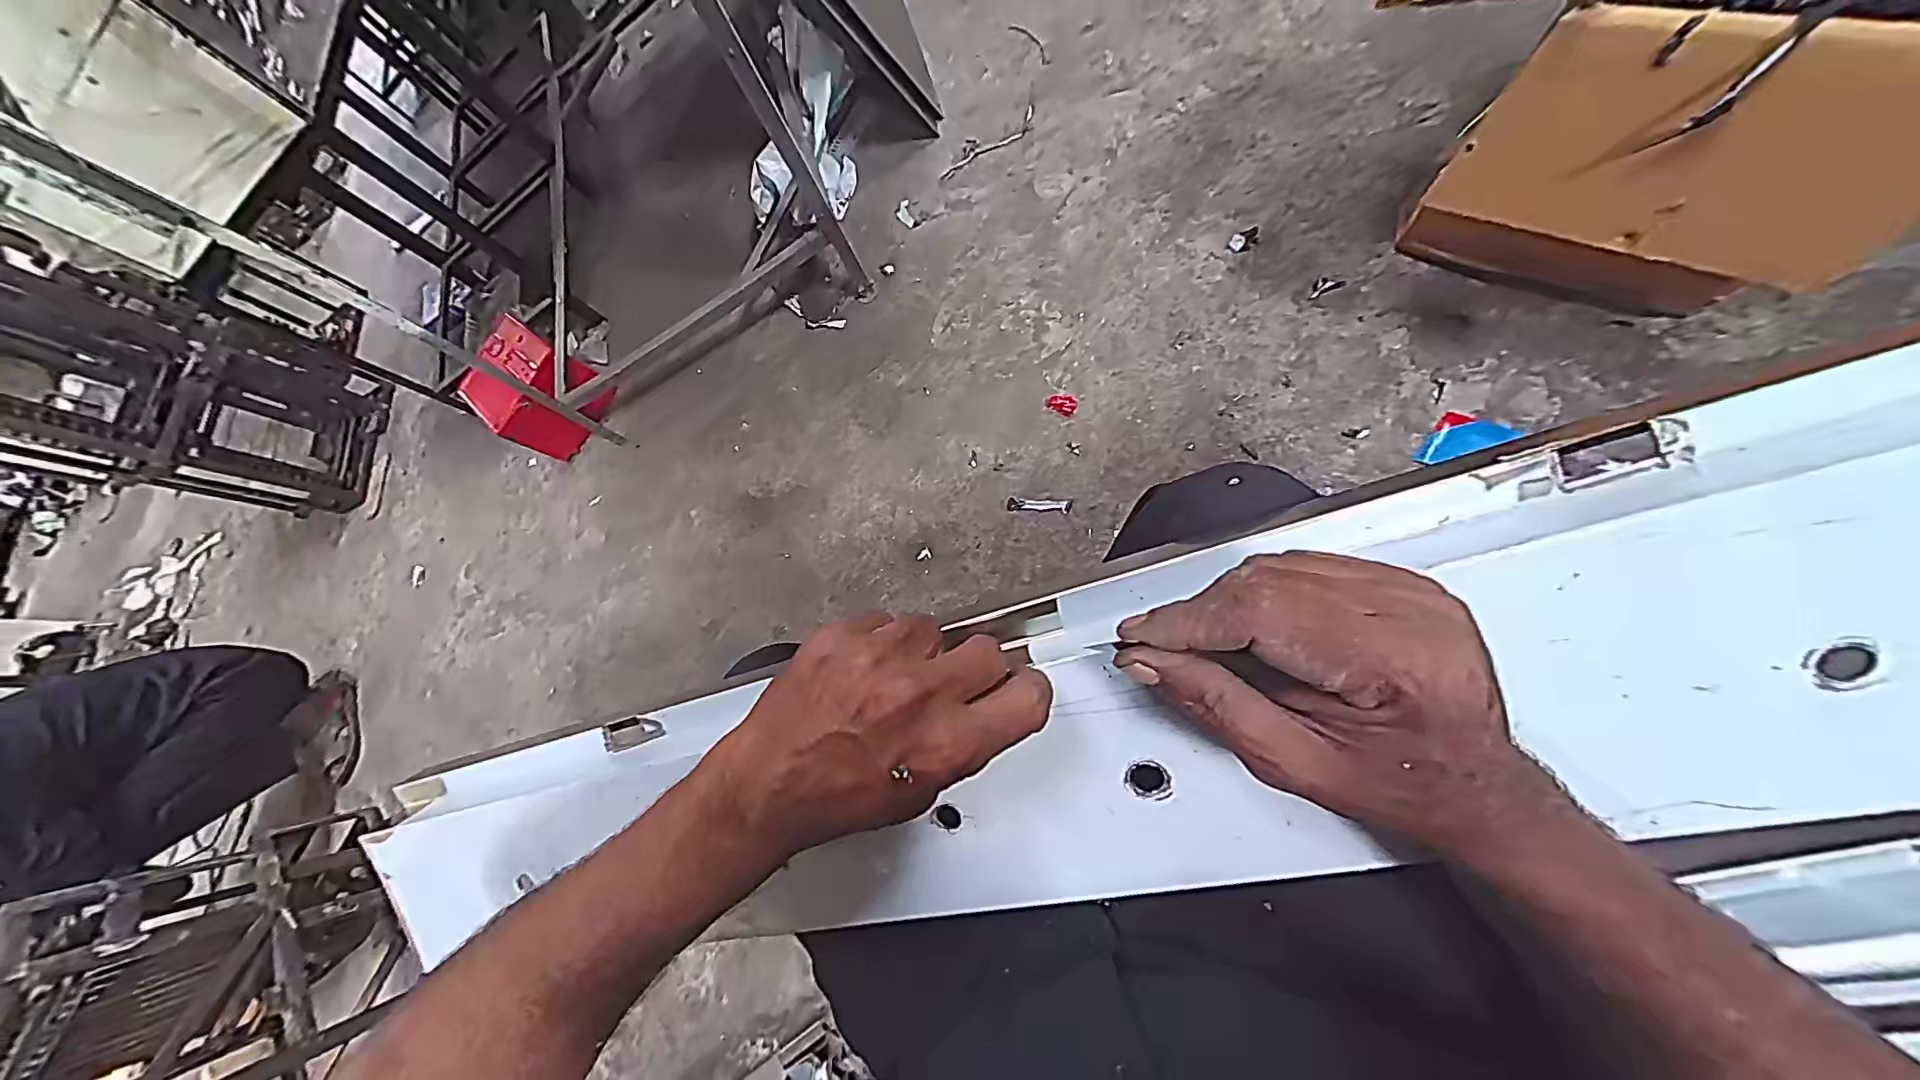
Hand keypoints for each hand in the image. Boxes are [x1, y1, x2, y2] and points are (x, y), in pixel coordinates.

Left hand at [696, 612, 1051, 863]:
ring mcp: (879, 659)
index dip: (1029, 690)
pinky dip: (880, 641)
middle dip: (977, 666)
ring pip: (935, 628)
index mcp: (947, 743)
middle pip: (989, 649)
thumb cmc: (835, 798)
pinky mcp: (844, 636)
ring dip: (924, 651)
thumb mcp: (920, 792)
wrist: (768, 782)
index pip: (1028, 696)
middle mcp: (919, 695)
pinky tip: (864, 668)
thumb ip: (963, 746)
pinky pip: (885, 621)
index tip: (1020, 686)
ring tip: (893, 678)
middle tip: (952, 681)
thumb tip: (986, 711)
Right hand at [1113, 551, 1568, 857]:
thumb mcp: (1295, 763)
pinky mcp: (1396, 582)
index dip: (1185, 621)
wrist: (1476, 786)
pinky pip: (1303, 564)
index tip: (1141, 636)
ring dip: (1223, 600)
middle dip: (1198, 613)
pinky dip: (1259, 590)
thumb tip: (1156, 664)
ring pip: (1276, 566)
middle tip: (1159, 643)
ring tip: (1201, 640)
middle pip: (1263, 581)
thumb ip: (1217, 704)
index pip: (1258, 612)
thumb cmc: (1404, 787)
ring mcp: (1405, 589)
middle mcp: (1406, 610)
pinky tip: (1246, 622)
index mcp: (1391, 659)